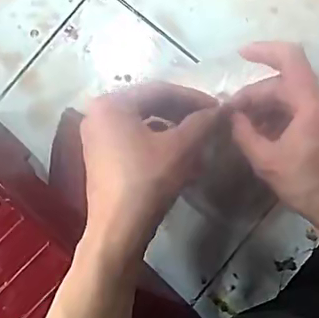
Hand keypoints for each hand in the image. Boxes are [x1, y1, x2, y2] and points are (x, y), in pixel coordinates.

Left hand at [81, 83, 219, 255]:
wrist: (119, 227)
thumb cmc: (148, 181)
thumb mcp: (181, 148)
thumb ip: (202, 122)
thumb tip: (221, 109)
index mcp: (113, 103)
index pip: (161, 90)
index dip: (194, 98)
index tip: (219, 108)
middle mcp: (99, 114)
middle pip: (151, 106)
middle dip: (185, 115)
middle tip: (211, 122)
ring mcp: (98, 137)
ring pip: (145, 125)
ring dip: (176, 131)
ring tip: (201, 142)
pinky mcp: (102, 158)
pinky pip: (137, 141)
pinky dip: (161, 146)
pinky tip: (184, 159)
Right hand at [227, 43, 318, 234]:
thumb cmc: (306, 185)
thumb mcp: (266, 161)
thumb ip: (244, 132)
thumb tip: (231, 114)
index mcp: (314, 105)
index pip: (290, 59)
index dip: (263, 51)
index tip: (241, 55)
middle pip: (287, 81)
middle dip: (258, 94)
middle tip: (233, 113)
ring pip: (295, 93)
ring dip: (270, 105)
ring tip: (246, 124)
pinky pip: (306, 105)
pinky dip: (285, 112)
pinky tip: (265, 129)